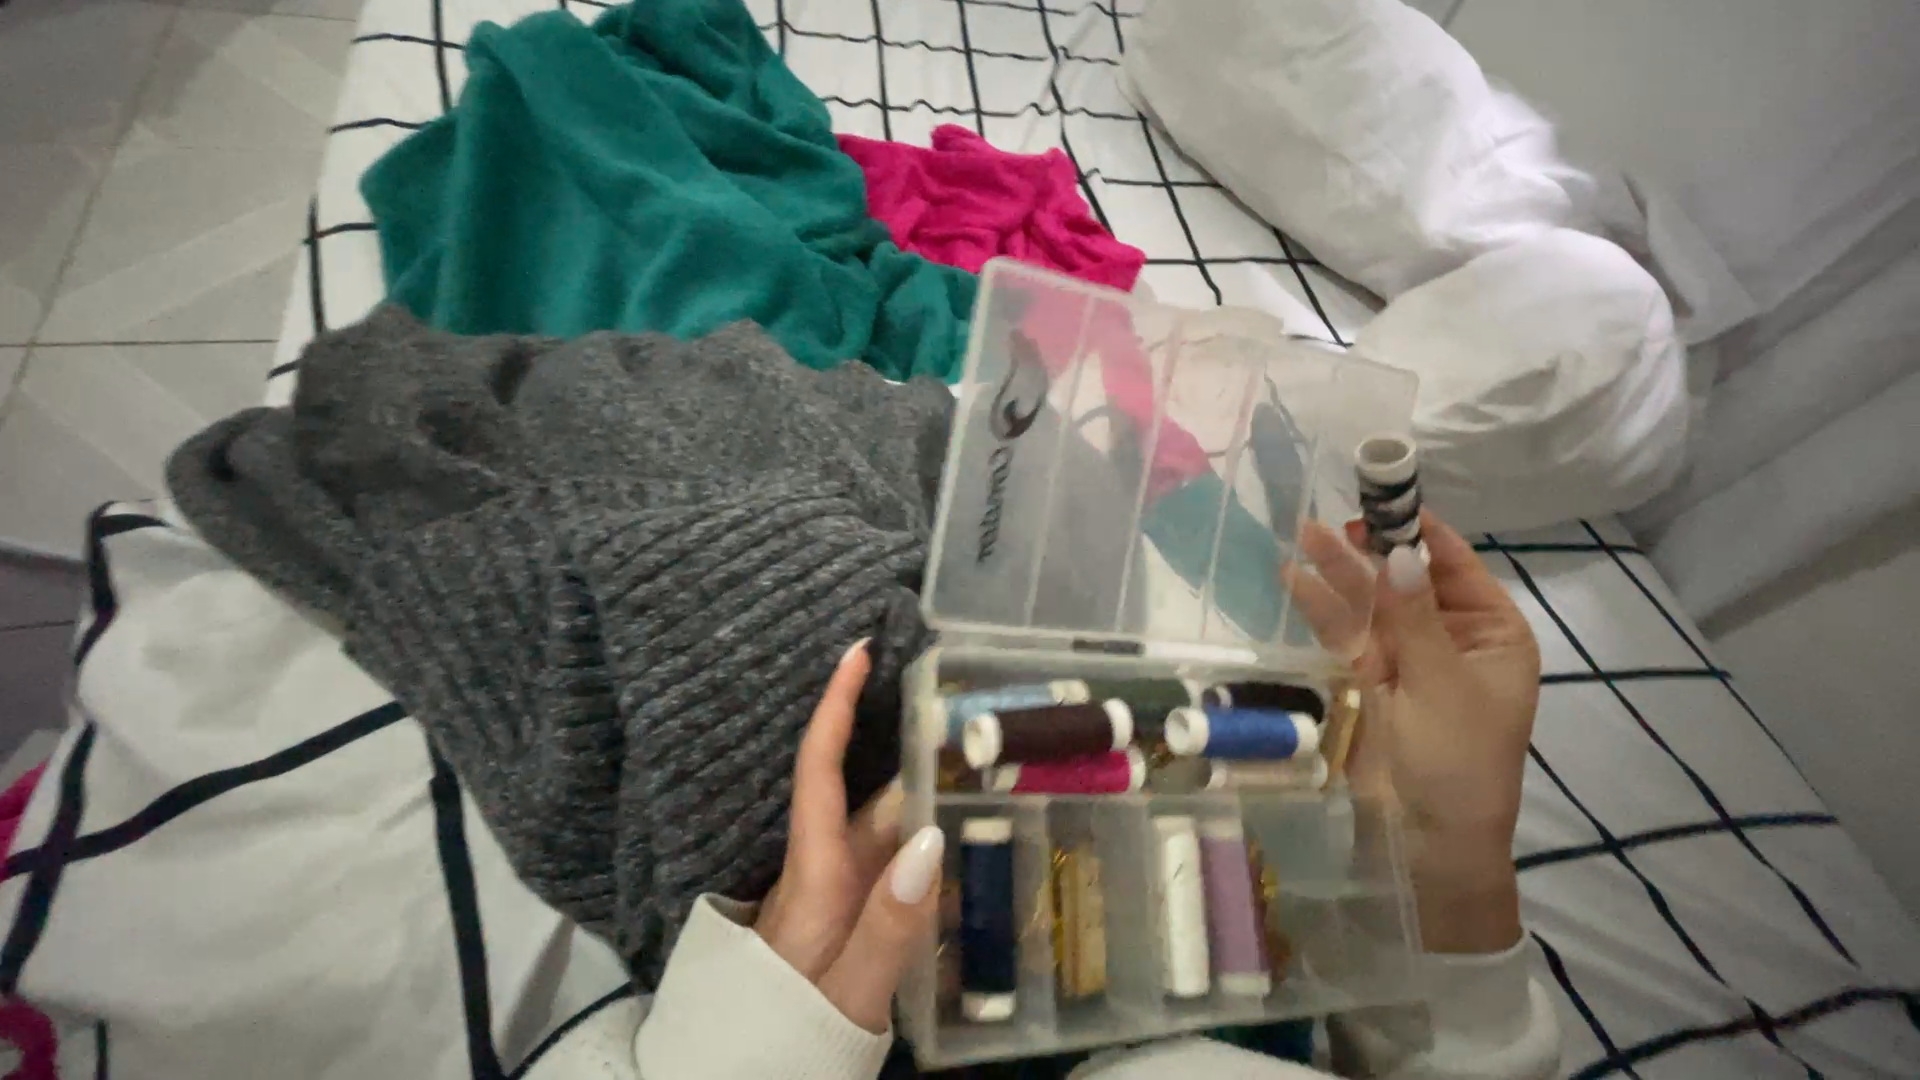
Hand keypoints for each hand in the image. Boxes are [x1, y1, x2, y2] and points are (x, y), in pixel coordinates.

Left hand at [755, 640, 945, 1032]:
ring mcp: (837, 892)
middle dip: (906, 744)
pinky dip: (924, 836)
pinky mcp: (850, 913)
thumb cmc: (789, 1040)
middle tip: (966, 712)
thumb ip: (888, 925)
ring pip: (885, 827)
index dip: (835, 707)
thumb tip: (931, 834)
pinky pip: (892, 861)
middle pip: (867, 794)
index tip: (855, 651)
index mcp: (816, 874)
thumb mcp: (848, 995)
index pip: (819, 771)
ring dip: (922, 789)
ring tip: (978, 760)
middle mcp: (824, 869)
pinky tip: (961, 833)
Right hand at [1288, 513, 1538, 952]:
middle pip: (1402, 577)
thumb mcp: (1441, 683)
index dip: (1417, 530)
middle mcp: (1446, 635)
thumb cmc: (1457, 759)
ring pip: (1367, 601)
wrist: (1424, 837)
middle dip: (1367, 548)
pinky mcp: (1362, 674)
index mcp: (1490, 633)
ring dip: (1336, 572)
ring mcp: (1400, 654)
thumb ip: (1411, 616)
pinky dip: (1319, 606)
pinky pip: (1342, 631)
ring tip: (1301, 537)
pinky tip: (1294, 579)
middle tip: (1329, 518)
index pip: (1454, 565)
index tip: (1381, 500)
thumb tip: (1399, 551)